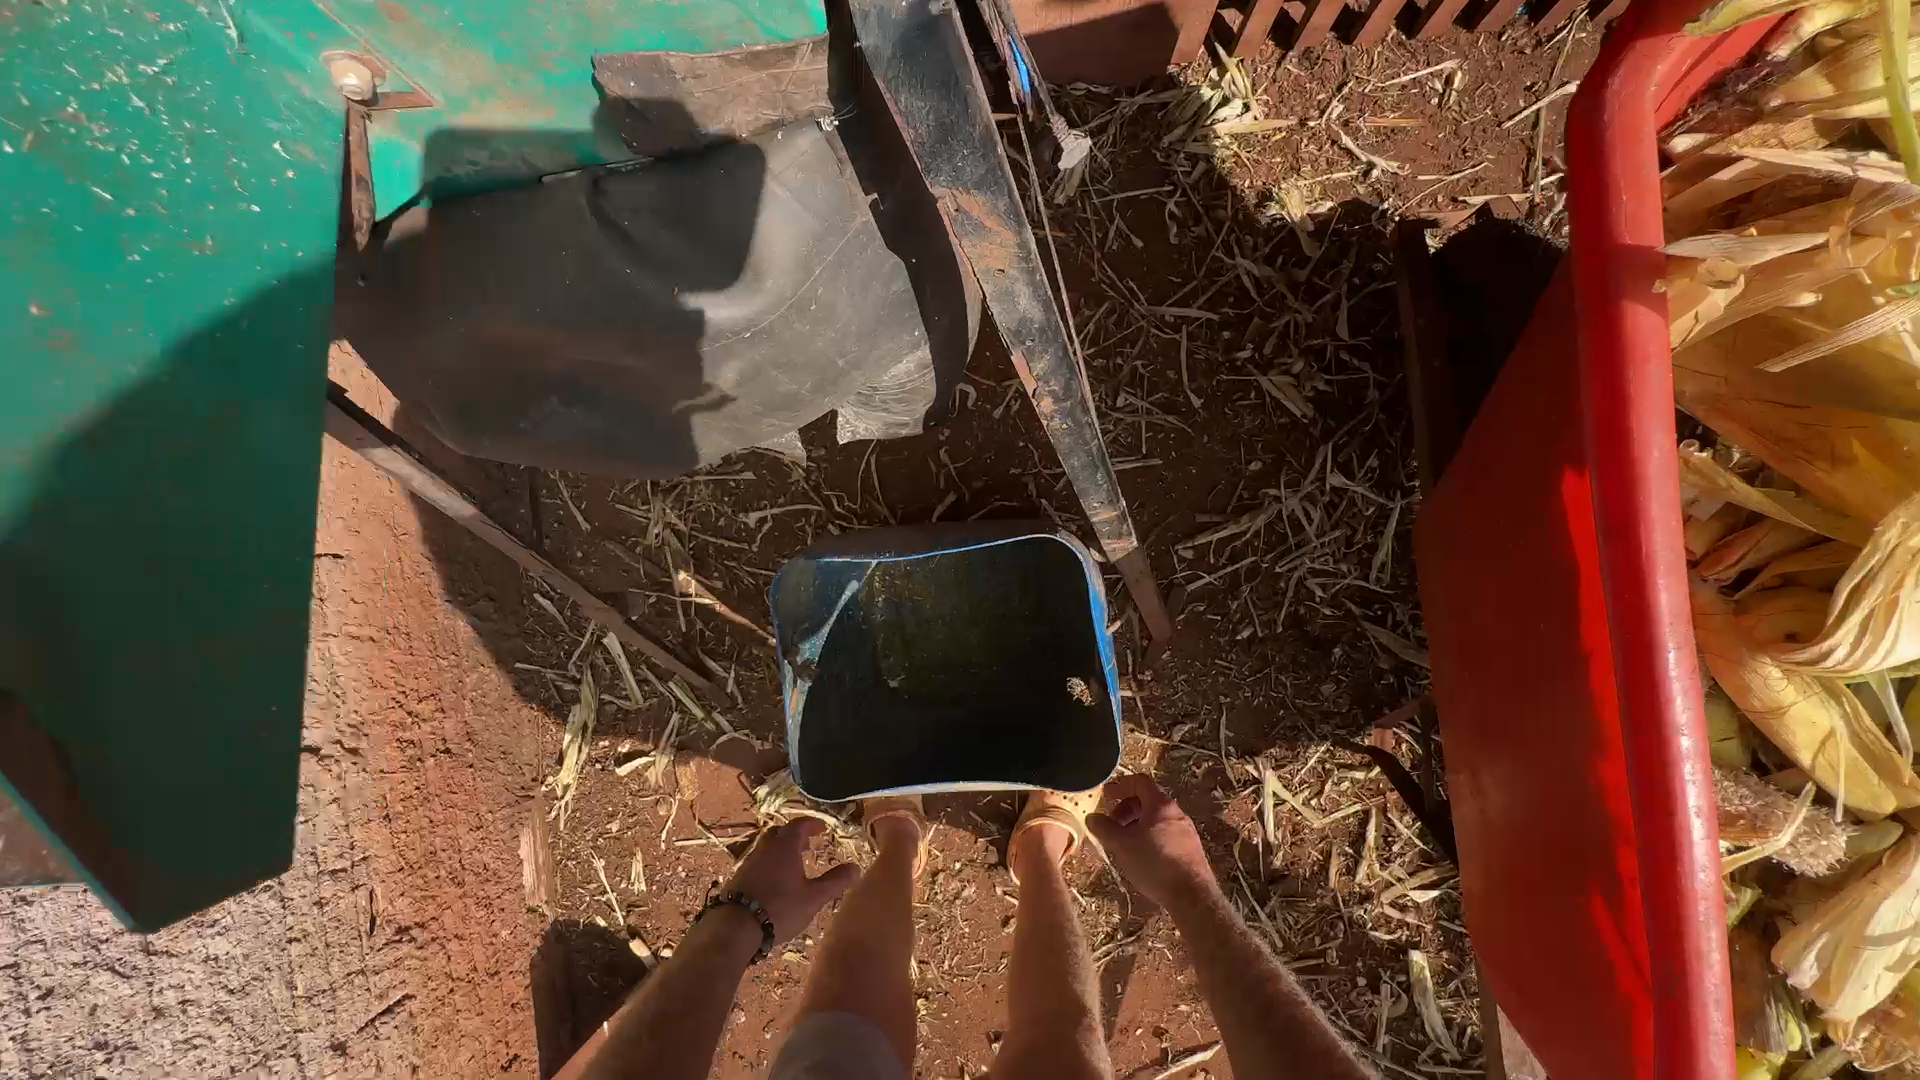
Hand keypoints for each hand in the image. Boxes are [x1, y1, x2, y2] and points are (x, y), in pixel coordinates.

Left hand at [722, 818, 859, 942]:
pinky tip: (774, 883)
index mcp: (785, 846)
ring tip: (793, 865)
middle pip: (780, 833)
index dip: (812, 824)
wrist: (734, 928)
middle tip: (808, 845)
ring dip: (781, 851)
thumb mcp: (813, 897)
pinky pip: (758, 862)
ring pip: (767, 848)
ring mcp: (749, 862)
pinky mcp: (738, 879)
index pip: (800, 825)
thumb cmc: (779, 908)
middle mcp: (765, 848)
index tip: (822, 829)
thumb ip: (835, 882)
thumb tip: (856, 868)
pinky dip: (769, 864)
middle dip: (795, 835)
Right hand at [1086, 773, 1218, 910]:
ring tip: (1124, 843)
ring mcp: (1186, 832)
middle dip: (1126, 809)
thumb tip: (1092, 818)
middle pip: (1148, 800)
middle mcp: (1176, 813)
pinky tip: (1142, 858)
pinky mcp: (1190, 851)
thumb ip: (1104, 828)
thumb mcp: (1122, 844)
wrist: (1193, 897)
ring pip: (1156, 820)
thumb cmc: (1155, 863)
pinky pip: (1165, 835)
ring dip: (1136, 825)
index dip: (1120, 785)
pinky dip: (1149, 838)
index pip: (1139, 782)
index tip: (1106, 796)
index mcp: (1160, 805)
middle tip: (1112, 823)